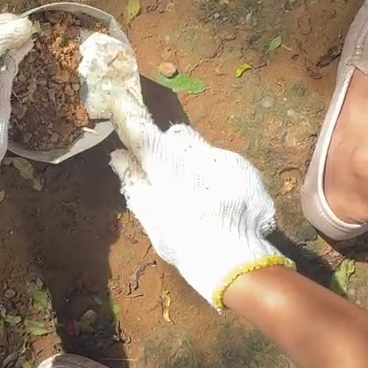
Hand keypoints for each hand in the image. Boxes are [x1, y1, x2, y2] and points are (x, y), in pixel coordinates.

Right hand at [107, 105, 291, 309]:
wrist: (238, 265)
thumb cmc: (185, 246)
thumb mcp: (152, 219)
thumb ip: (135, 183)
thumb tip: (119, 155)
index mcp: (172, 177)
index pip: (146, 137)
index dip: (131, 119)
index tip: (120, 102)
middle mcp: (201, 163)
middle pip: (176, 136)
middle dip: (167, 145)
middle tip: (165, 169)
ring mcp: (228, 164)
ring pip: (200, 146)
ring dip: (191, 158)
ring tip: (196, 189)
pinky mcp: (247, 170)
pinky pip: (222, 159)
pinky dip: (213, 170)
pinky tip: (216, 195)